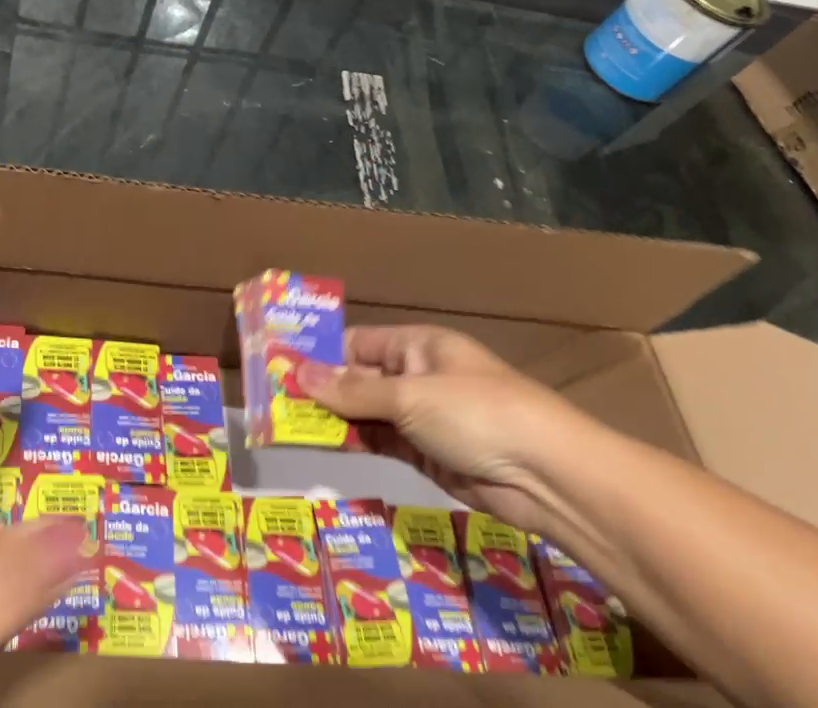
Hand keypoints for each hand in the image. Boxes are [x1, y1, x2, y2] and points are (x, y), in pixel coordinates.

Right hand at [295, 325, 597, 533]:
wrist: (546, 476)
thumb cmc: (477, 414)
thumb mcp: (409, 396)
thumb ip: (351, 390)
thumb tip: (297, 372)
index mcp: (418, 346)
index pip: (357, 343)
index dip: (319, 353)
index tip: (277, 366)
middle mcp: (417, 376)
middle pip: (358, 379)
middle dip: (320, 390)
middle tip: (271, 402)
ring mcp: (423, 417)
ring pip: (366, 413)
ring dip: (332, 419)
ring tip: (283, 426)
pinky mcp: (426, 454)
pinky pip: (380, 442)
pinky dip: (353, 444)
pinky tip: (320, 447)